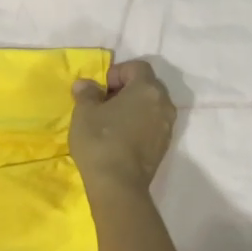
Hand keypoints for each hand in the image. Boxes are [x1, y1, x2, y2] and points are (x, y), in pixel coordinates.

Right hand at [69, 60, 177, 191]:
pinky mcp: (164, 146)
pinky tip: (120, 139)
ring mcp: (167, 126)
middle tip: (103, 104)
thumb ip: (87, 93)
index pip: (136, 67)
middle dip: (125, 90)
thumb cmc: (100, 140)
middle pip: (146, 86)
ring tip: (111, 122)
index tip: (99, 90)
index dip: (116, 73)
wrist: (118, 183)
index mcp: (147, 89)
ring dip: (133, 109)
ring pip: (150, 107)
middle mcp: (164, 103)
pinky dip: (138, 125)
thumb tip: (86, 84)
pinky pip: (152, 125)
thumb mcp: (84, 113)